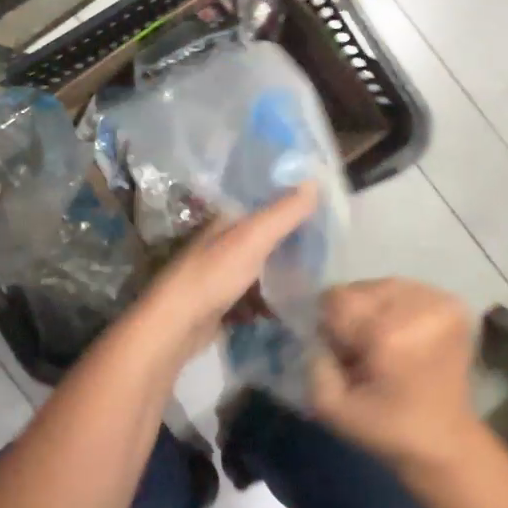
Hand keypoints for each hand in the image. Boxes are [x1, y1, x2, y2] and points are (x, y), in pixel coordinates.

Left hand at [145, 184, 317, 355]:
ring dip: (284, 273)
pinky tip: (293, 307)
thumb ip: (283, 213)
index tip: (325, 208)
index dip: (291, 203)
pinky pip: (255, 297)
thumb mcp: (253, 239)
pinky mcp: (222, 305)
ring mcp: (220, 275)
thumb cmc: (213, 276)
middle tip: (330, 247)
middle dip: (292, 241)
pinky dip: (272, 301)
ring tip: (320, 278)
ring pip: (261, 268)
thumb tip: (314, 181)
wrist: (176, 327)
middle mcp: (222, 243)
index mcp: (226, 221)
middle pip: (264, 237)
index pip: (264, 203)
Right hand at [310, 278, 480, 470]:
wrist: (446, 441)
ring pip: (380, 286)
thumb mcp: (333, 408)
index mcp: (388, 334)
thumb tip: (318, 330)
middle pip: (359, 288)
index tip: (346, 356)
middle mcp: (417, 308)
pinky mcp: (453, 303)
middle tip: (366, 354)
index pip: (336, 299)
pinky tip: (405, 337)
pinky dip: (397, 309)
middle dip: (354, 318)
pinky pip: (405, 290)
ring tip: (386, 345)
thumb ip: (313, 362)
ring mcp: (440, 302)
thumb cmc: (388, 428)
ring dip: (374, 311)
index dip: (332, 329)